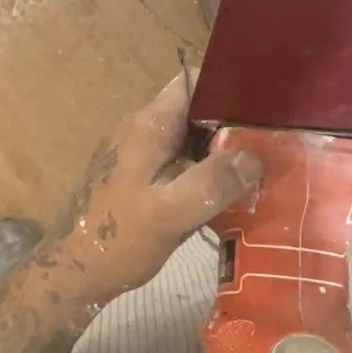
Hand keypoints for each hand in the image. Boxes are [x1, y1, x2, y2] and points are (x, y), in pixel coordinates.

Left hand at [43, 72, 261, 306]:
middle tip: (276, 140)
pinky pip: (181, 160)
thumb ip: (212, 182)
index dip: (230, 85)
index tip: (268, 102)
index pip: (194, 82)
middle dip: (234, 122)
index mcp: (149, 125)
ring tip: (266, 163)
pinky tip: (233, 190)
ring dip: (222, 149)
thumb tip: (254, 155)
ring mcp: (140, 152)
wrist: (75, 270)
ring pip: (191, 137)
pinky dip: (206, 169)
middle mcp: (143, 129)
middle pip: (197, 110)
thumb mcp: (171, 212)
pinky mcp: (141, 175)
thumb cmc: (120, 238)